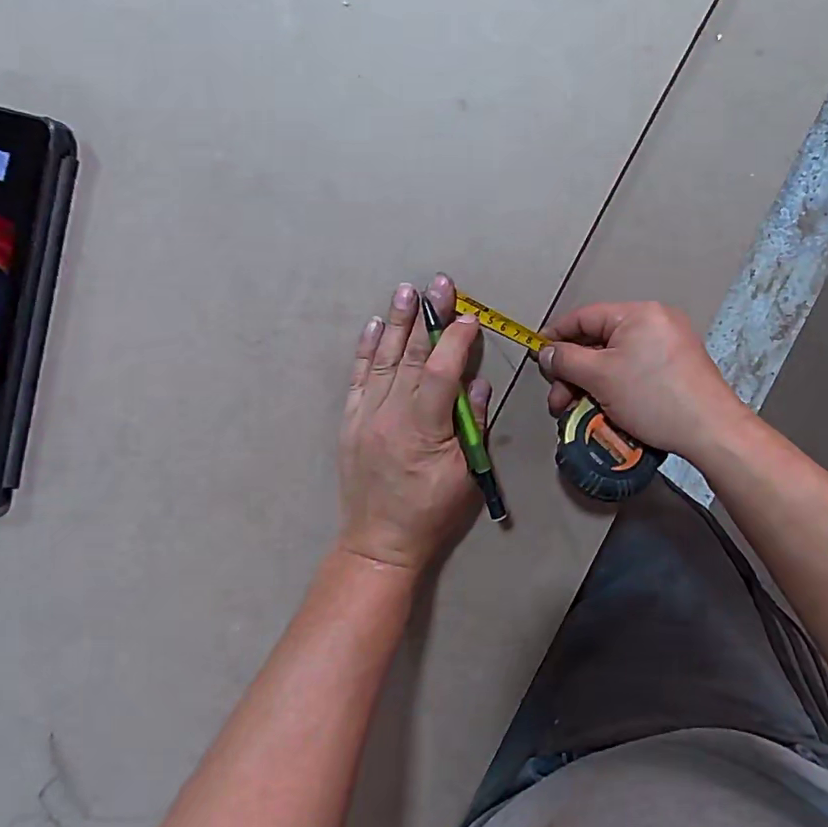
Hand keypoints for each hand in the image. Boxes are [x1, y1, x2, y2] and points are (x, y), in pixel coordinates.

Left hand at [338, 276, 490, 573]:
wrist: (378, 542)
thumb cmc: (430, 514)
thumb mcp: (464, 476)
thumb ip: (471, 425)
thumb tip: (476, 383)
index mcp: (422, 429)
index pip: (440, 372)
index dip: (455, 341)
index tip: (469, 318)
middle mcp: (390, 415)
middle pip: (410, 356)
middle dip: (427, 317)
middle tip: (437, 284)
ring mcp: (366, 415)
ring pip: (383, 359)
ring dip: (396, 322)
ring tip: (405, 291)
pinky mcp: (351, 421)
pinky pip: (358, 377)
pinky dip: (366, 349)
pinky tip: (375, 325)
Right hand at [537, 302, 749, 460]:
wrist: (710, 431)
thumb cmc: (658, 398)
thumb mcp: (600, 377)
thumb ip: (566, 360)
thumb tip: (547, 352)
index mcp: (639, 314)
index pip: (584, 317)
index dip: (556, 336)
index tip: (539, 354)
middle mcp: (655, 323)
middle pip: (598, 342)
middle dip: (573, 373)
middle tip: (559, 398)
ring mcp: (667, 346)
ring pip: (614, 361)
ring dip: (590, 386)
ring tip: (580, 411)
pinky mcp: (675, 369)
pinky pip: (633, 372)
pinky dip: (613, 389)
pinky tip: (603, 410)